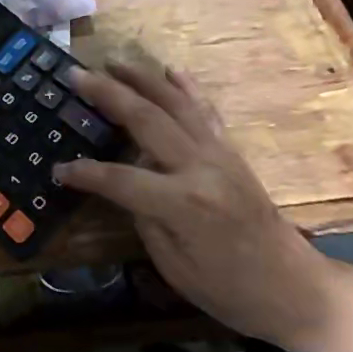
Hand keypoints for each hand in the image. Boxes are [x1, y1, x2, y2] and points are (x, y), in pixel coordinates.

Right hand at [53, 56, 339, 351]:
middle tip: (77, 75)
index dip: (85, 173)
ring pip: (176, 104)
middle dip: (108, 94)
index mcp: (182, 203)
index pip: (120, 178)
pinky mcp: (232, 153)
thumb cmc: (230, 289)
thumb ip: (147, 219)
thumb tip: (128, 186)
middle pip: (146, 119)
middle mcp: (200, 167)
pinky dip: (187, 88)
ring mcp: (220, 154)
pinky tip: (172, 71)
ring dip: (143, 79)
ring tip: (114, 62)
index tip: (59, 169)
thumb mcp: (175, 266)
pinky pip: (205, 112)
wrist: (292, 286)